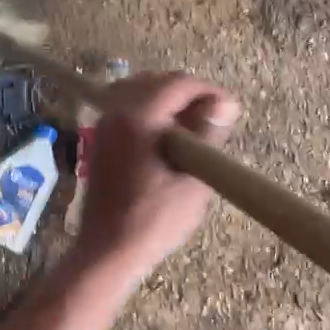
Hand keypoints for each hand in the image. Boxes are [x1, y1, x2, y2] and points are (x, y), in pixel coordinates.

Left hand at [75, 72, 238, 277]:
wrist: (108, 248)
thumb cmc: (154, 219)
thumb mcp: (192, 179)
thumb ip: (207, 135)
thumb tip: (225, 103)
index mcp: (138, 117)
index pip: (178, 83)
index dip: (208, 92)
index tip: (229, 112)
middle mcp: (115, 113)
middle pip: (155, 82)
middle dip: (187, 93)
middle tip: (213, 119)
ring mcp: (103, 126)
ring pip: (137, 93)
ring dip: (166, 101)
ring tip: (192, 128)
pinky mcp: (99, 141)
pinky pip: (125, 110)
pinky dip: (148, 112)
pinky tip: (166, 138)